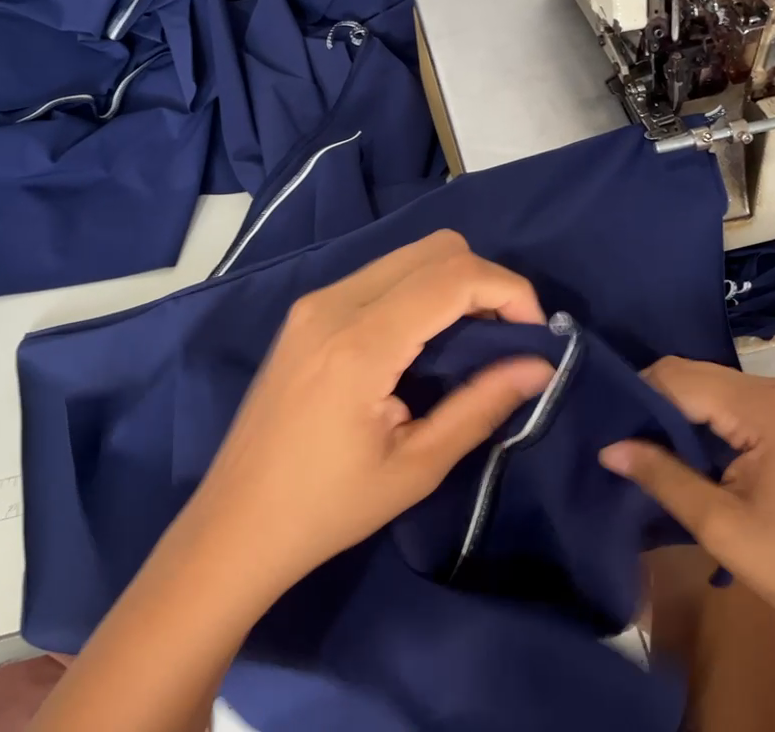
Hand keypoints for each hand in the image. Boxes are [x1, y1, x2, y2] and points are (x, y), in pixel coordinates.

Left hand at [184, 231, 554, 595]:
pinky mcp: (307, 313)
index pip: (453, 276)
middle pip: (435, 248)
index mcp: (360, 343)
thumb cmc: (328, 508)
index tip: (535, 334)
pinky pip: (382, 275)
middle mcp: (333, 304)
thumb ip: (482, 405)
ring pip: (409, 255)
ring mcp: (314, 303)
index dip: (509, 291)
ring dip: (455, 283)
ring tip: (474, 340)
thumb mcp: (417, 466)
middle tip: (508, 336)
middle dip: (487, 281)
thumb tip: (540, 365)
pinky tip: (428, 341)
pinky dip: (422, 291)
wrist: (234, 525)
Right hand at [600, 359, 774, 643]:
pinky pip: (727, 408)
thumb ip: (661, 475)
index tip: (603, 430)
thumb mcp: (717, 523)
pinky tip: (676, 454)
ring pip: (707, 391)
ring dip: (673, 416)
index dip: (637, 399)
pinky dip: (698, 425)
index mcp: (764, 405)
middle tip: (615, 442)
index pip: (679, 377)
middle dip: (652, 406)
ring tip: (637, 449)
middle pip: (693, 377)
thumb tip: (607, 447)